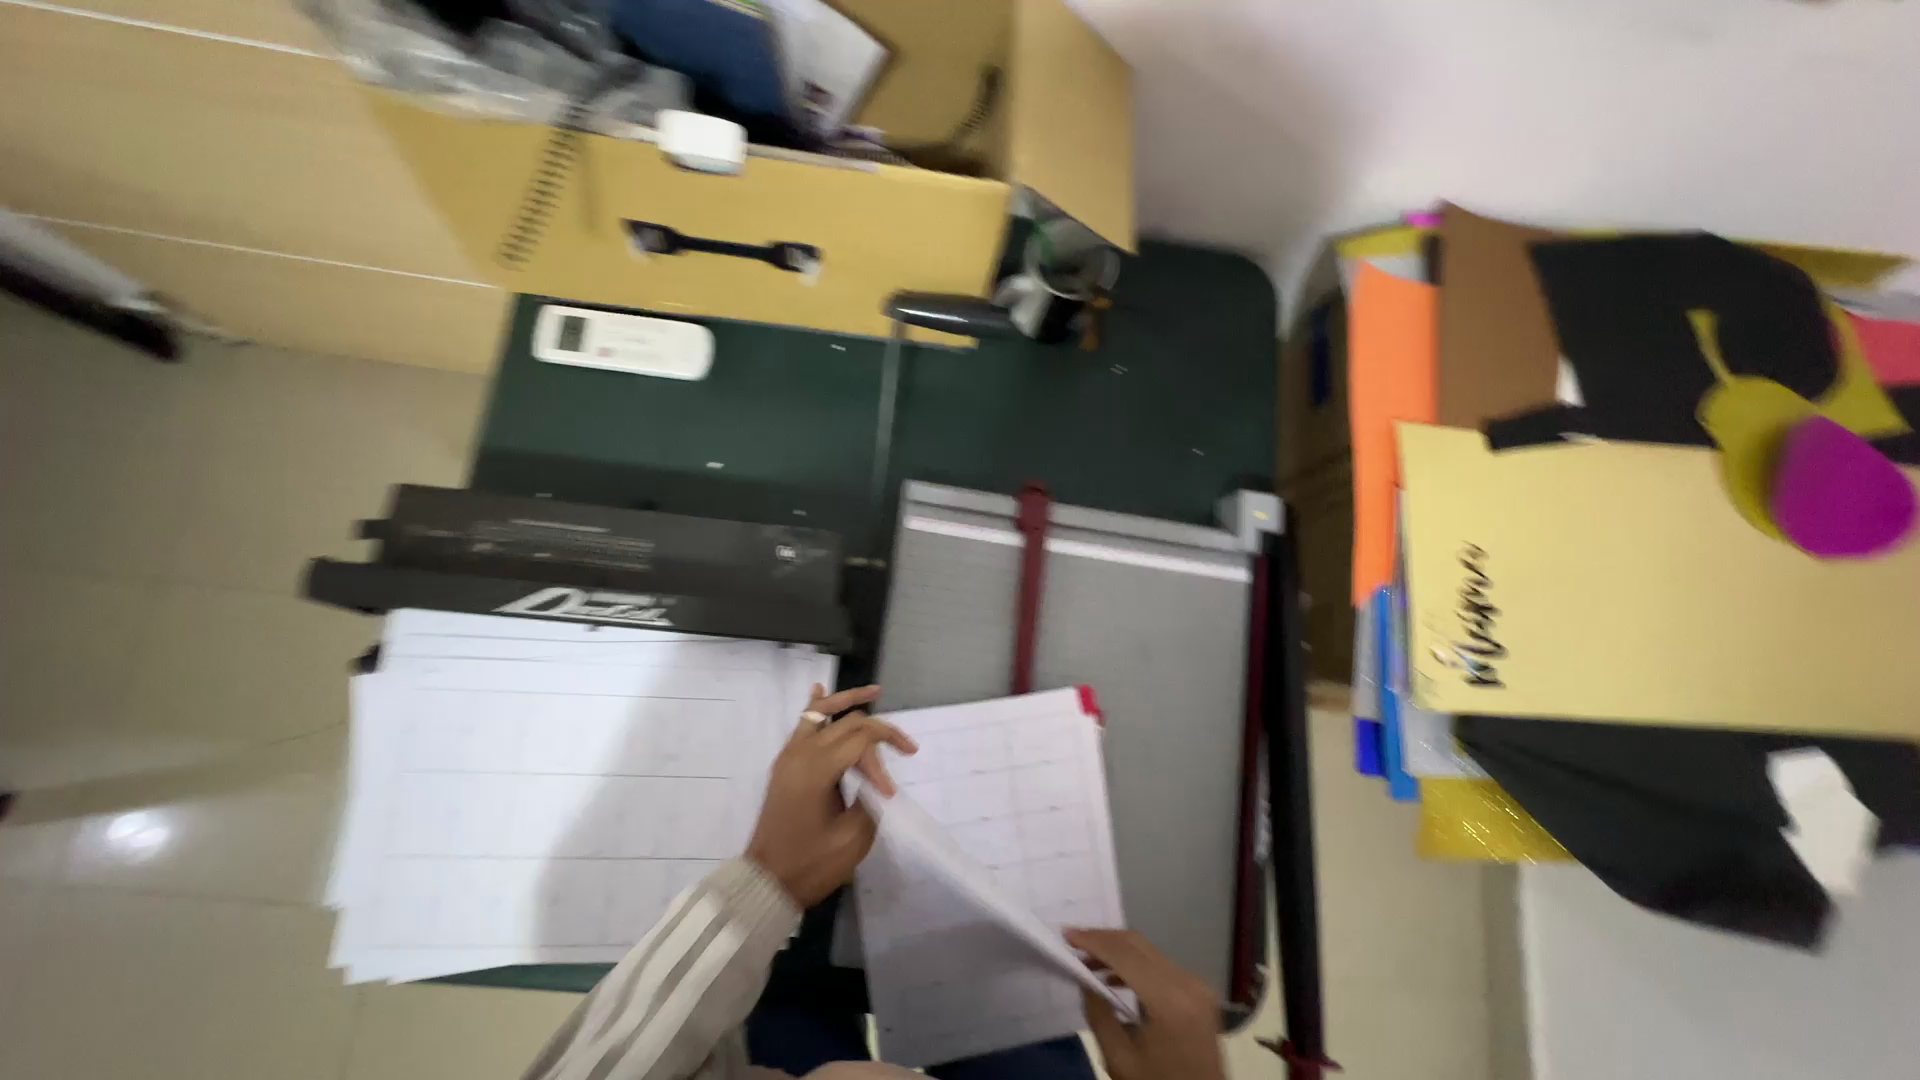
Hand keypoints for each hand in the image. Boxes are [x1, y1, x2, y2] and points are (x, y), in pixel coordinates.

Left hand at [745, 684, 917, 907]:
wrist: (768, 881)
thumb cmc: (812, 863)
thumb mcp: (853, 837)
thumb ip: (870, 799)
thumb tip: (875, 782)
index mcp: (817, 768)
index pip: (862, 739)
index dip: (885, 756)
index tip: (893, 790)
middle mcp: (801, 752)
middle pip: (848, 724)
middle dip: (877, 736)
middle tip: (903, 752)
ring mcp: (789, 755)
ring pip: (821, 712)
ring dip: (848, 701)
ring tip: (874, 692)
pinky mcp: (785, 763)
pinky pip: (802, 725)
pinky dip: (816, 707)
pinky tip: (820, 690)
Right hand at [1067, 928, 1225, 1079]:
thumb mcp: (1119, 1059)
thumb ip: (1098, 1013)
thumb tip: (1084, 977)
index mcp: (1169, 1000)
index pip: (1124, 954)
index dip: (1093, 940)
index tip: (1066, 935)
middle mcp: (1187, 982)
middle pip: (1137, 944)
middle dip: (1102, 938)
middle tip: (1073, 941)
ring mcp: (1197, 985)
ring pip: (1148, 951)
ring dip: (1117, 950)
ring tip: (1088, 961)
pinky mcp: (1198, 990)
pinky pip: (1160, 964)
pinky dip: (1134, 963)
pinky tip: (1114, 976)